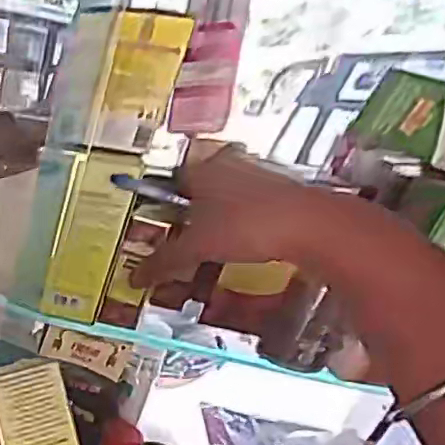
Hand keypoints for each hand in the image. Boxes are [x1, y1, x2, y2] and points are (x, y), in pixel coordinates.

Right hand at [132, 142, 411, 288]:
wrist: (311, 227)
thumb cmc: (246, 225)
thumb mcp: (195, 248)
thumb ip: (162, 262)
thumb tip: (133, 278)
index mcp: (204, 168)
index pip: (167, 182)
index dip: (155, 206)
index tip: (149, 228)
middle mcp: (229, 166)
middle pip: (194, 194)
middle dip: (181, 220)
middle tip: (171, 246)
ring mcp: (256, 178)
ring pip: (219, 203)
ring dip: (207, 227)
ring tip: (198, 255)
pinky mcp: (278, 196)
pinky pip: (243, 213)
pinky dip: (232, 231)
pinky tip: (230, 252)